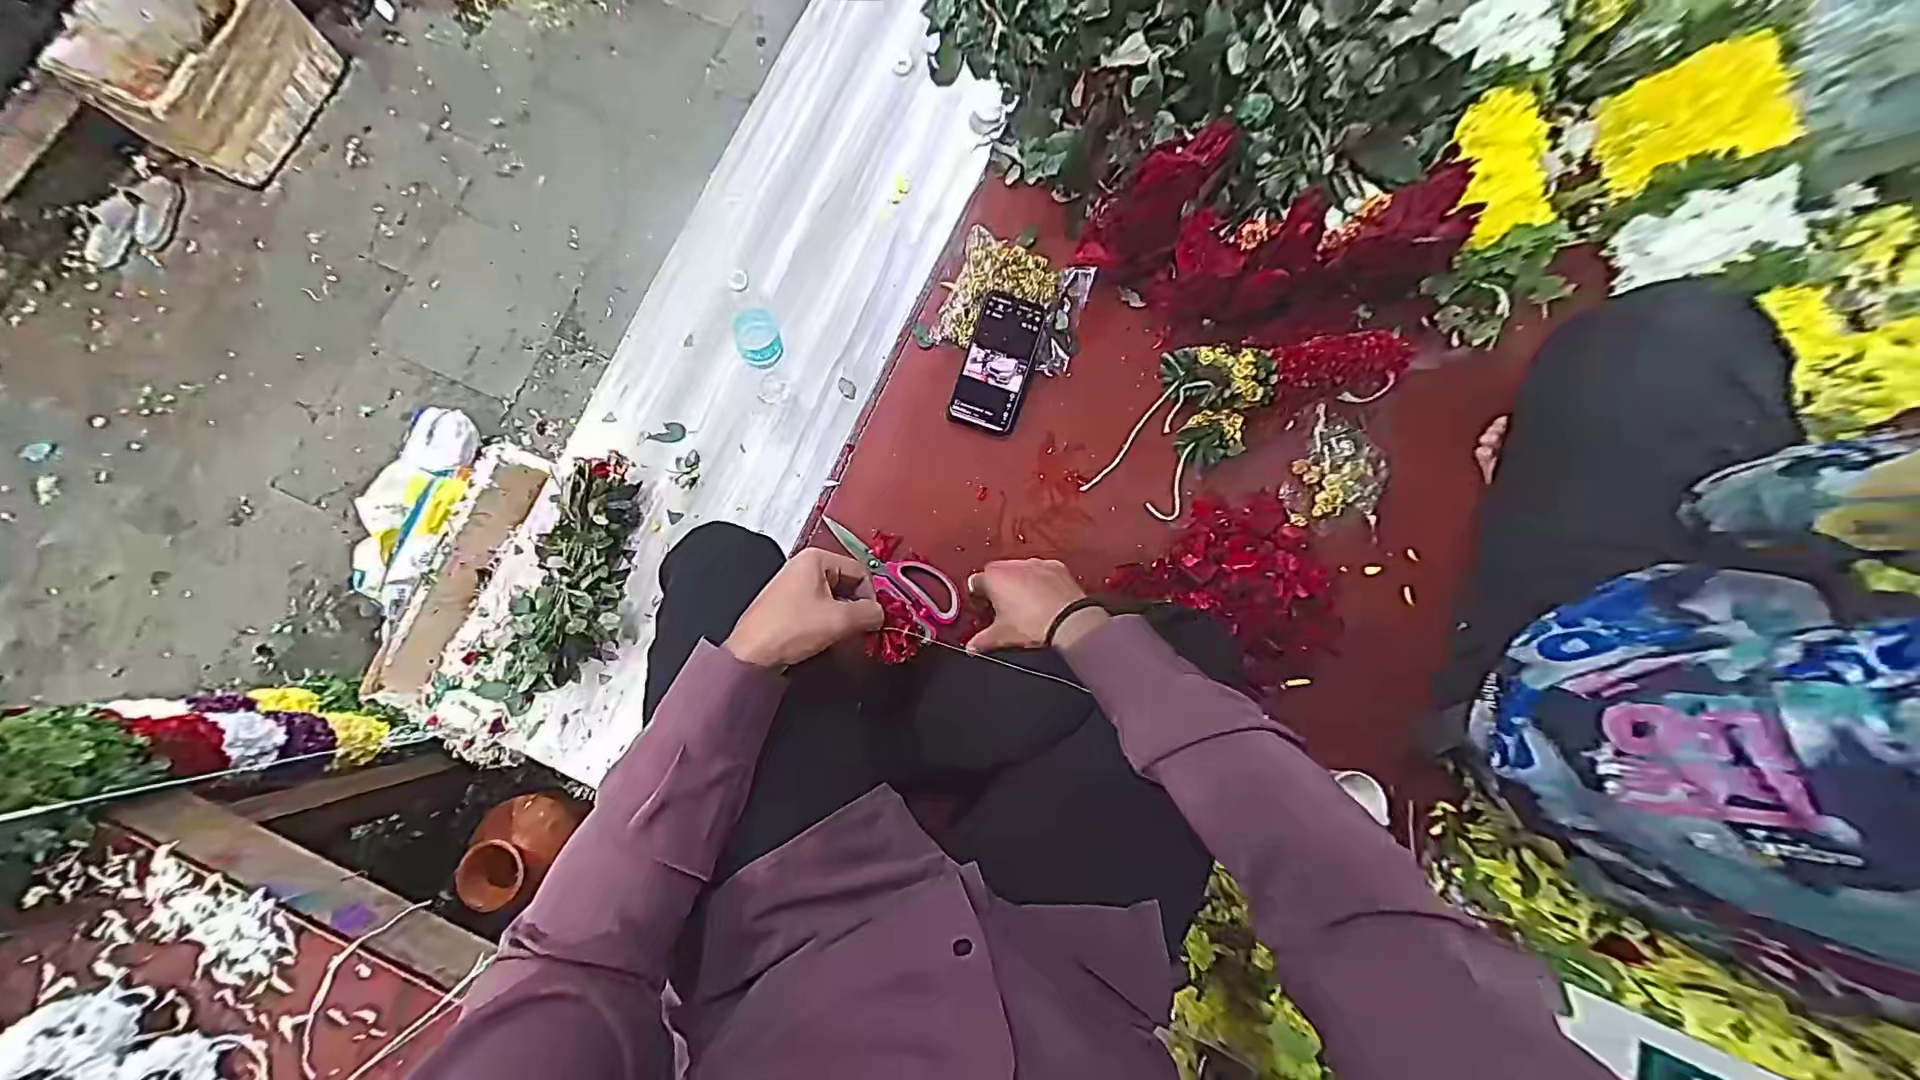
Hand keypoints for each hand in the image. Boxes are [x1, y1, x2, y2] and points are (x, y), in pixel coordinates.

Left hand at [724, 549, 884, 668]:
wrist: (751, 655)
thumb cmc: (791, 629)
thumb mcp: (840, 620)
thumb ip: (869, 613)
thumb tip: (880, 614)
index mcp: (816, 559)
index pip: (860, 572)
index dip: (870, 596)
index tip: (872, 618)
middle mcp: (804, 566)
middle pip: (848, 584)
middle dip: (857, 608)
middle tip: (861, 629)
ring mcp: (794, 585)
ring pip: (835, 598)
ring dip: (844, 617)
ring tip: (842, 636)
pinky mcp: (789, 604)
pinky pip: (820, 607)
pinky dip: (828, 621)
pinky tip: (826, 637)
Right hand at [965, 558, 1108, 651]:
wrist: (1070, 622)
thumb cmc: (1034, 625)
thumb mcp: (1001, 636)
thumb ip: (981, 640)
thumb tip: (973, 646)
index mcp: (993, 577)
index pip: (975, 583)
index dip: (978, 598)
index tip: (984, 611)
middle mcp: (1013, 565)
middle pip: (997, 574)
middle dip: (998, 590)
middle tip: (1004, 610)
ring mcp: (1036, 563)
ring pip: (1020, 571)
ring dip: (1020, 584)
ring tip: (1027, 607)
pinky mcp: (1056, 567)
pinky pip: (1042, 572)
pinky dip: (1042, 583)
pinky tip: (1046, 601)